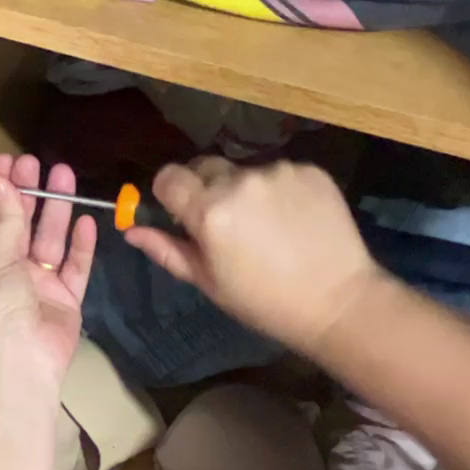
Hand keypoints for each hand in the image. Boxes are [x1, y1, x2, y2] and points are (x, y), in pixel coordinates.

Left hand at [0, 153, 97, 401]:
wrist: (17, 365)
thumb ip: (5, 220)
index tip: (8, 160)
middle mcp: (8, 270)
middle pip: (20, 225)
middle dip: (28, 193)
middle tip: (38, 163)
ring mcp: (38, 286)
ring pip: (50, 241)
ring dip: (57, 210)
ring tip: (66, 176)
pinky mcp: (65, 301)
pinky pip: (75, 268)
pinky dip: (81, 246)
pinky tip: (87, 221)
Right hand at [125, 157, 385, 355]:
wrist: (337, 301)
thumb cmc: (264, 302)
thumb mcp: (209, 282)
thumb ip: (168, 250)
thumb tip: (131, 230)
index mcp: (209, 211)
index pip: (169, 177)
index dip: (169, 194)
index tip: (179, 213)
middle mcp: (241, 182)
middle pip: (204, 167)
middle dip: (204, 190)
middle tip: (223, 225)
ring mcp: (278, 172)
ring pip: (243, 172)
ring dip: (243, 191)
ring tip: (265, 228)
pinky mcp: (309, 169)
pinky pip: (278, 173)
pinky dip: (277, 191)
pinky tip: (291, 221)